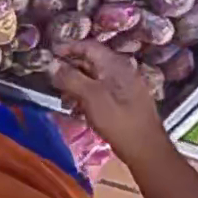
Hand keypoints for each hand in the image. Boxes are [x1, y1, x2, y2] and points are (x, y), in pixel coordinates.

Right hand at [50, 41, 169, 163]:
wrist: (146, 150)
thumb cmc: (118, 121)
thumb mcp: (90, 97)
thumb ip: (70, 78)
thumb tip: (51, 63)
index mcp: (115, 65)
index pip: (88, 46)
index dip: (68, 47)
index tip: (50, 54)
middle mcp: (121, 71)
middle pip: (90, 61)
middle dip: (69, 69)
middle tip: (52, 79)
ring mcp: (124, 86)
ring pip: (93, 77)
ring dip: (76, 85)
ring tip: (64, 99)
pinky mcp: (124, 101)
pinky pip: (100, 91)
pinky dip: (85, 95)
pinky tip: (78, 110)